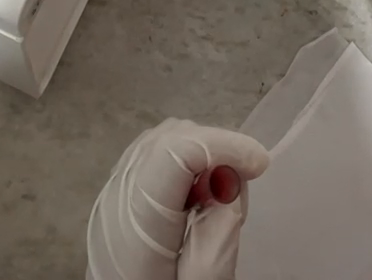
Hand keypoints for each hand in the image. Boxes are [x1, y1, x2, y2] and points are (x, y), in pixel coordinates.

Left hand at [86, 118, 270, 279]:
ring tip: (220, 190)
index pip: (176, 149)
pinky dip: (180, 161)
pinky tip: (196, 193)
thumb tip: (232, 181)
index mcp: (136, 219)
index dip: (223, 145)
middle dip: (214, 147)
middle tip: (244, 179)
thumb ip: (219, 234)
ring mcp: (112, 192)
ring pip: (160, 140)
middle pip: (169, 137)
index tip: (259, 164)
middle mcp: (117, 195)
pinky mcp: (115, 197)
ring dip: (199, 151)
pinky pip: (150, 156)